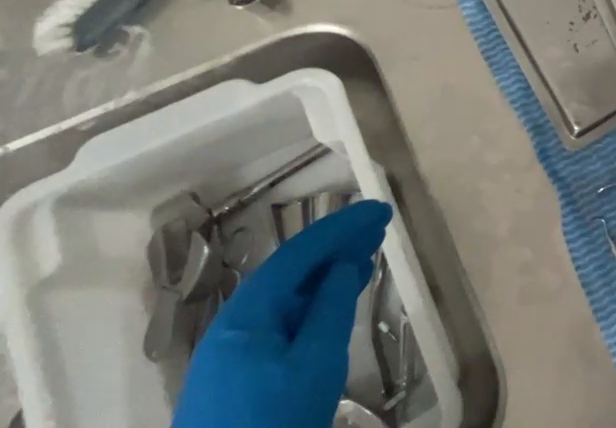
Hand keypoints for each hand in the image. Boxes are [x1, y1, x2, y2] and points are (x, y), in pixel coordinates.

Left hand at [173, 199, 390, 427]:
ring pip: (290, 295)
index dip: (341, 227)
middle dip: (337, 244)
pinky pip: (285, 319)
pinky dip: (317, 300)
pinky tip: (339, 298)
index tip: (380, 209)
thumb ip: (332, 308)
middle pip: (292, 270)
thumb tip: (345, 265)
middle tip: (380, 225)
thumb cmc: (273, 422)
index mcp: (247, 313)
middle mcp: (236, 323)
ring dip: (330, 271)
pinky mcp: (241, 373)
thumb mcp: (314, 363)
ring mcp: (235, 350)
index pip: (300, 253)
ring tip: (368, 253)